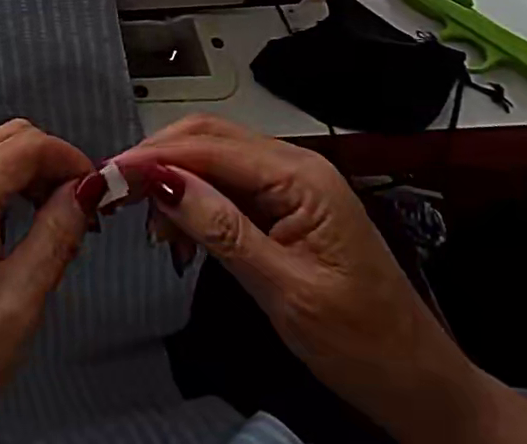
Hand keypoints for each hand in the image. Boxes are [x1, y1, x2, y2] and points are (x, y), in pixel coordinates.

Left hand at [0, 120, 92, 443]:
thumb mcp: (18, 301)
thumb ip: (57, 235)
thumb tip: (88, 191)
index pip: (28, 144)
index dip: (73, 159)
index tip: (103, 192)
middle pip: (10, 136)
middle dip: (54, 162)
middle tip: (86, 210)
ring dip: (32, 172)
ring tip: (63, 221)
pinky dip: (9, 182)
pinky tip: (28, 221)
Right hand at [95, 115, 526, 443]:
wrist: (420, 387)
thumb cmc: (363, 344)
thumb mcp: (286, 289)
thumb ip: (221, 228)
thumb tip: (159, 180)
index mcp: (302, 178)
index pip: (208, 147)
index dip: (152, 156)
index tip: (106, 176)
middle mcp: (293, 166)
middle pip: (203, 138)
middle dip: (154, 160)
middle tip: (114, 192)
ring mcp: (286, 183)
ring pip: (206, 158)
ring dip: (169, 182)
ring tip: (152, 228)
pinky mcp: (277, 204)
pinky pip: (219, 184)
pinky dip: (188, 201)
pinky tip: (178, 232)